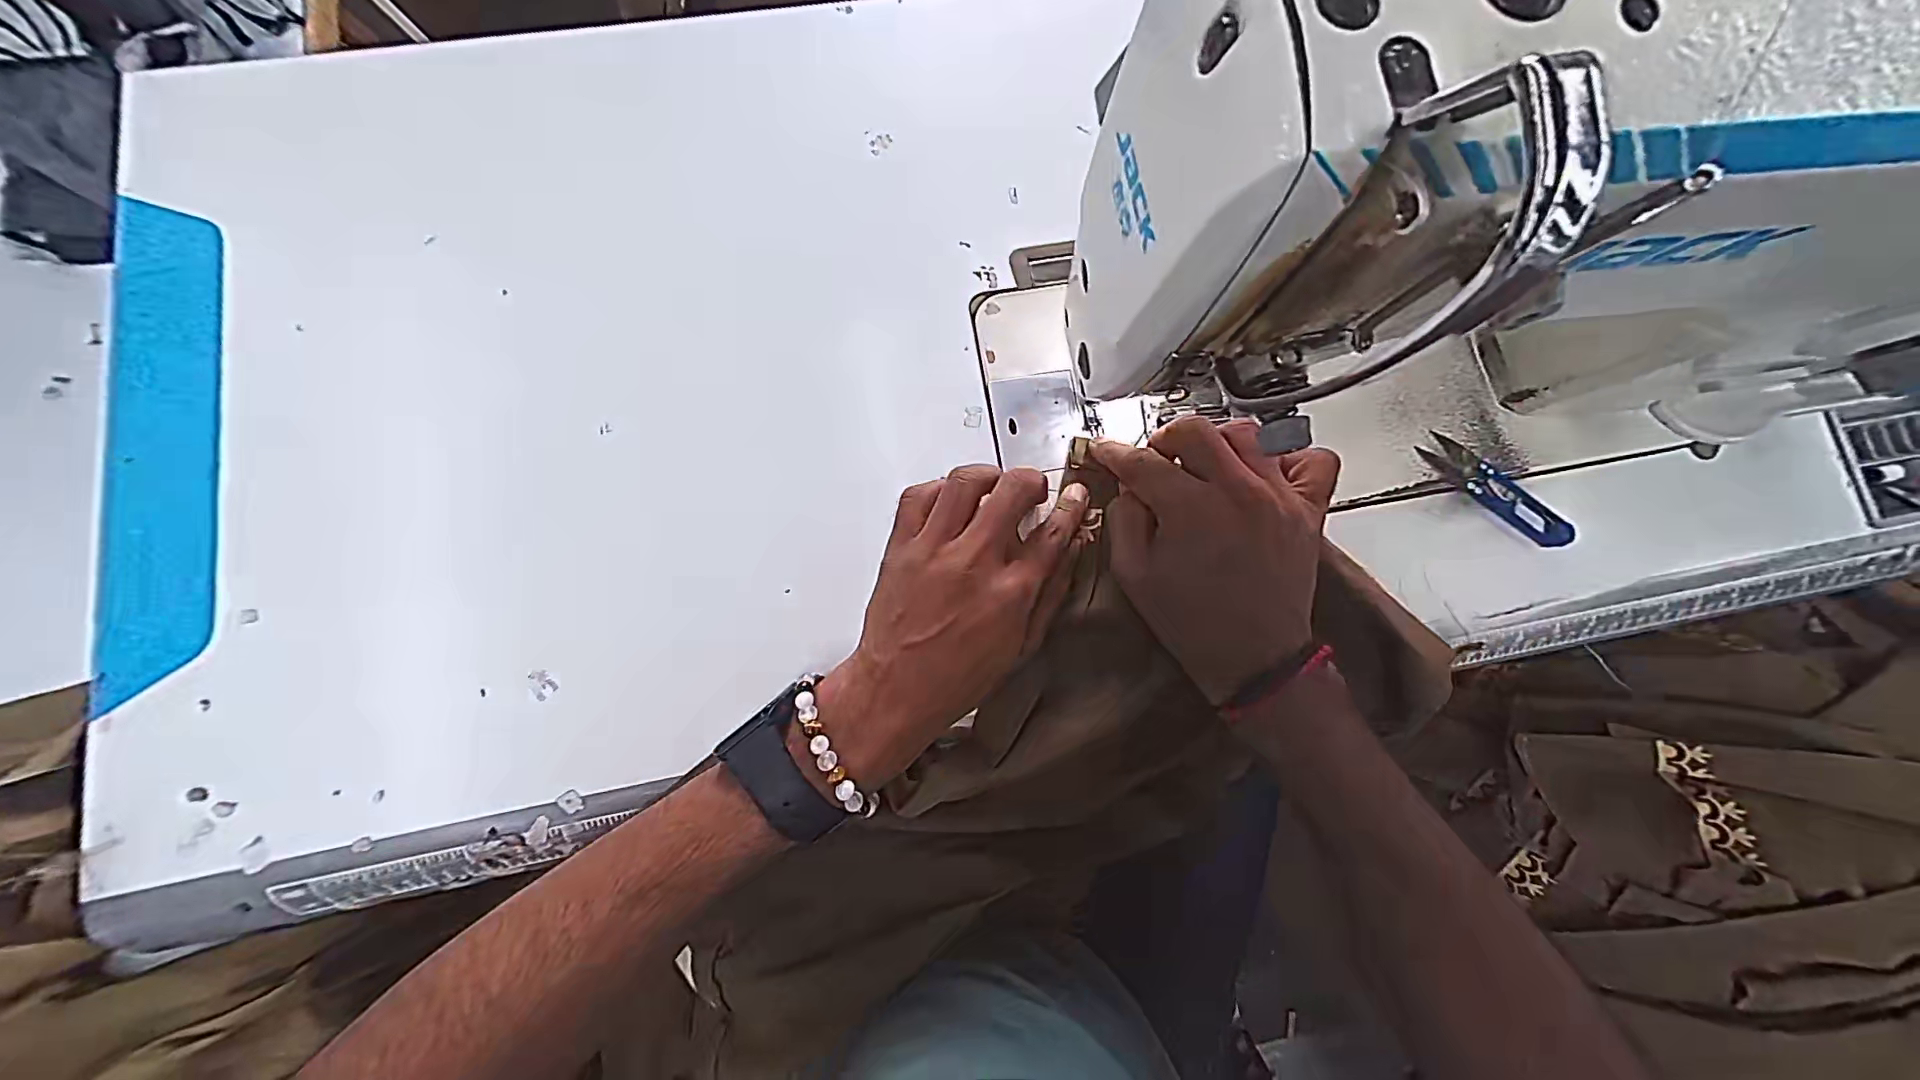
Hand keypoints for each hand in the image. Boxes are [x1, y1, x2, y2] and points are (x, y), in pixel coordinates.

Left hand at [814, 465, 1088, 786]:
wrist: (896, 690)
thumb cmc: (955, 678)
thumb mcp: (1021, 646)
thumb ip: (1050, 594)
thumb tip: (1070, 553)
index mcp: (1011, 592)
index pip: (1053, 531)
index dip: (1071, 507)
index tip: (1074, 496)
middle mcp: (974, 563)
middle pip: (1013, 490)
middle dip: (1031, 480)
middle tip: (1031, 488)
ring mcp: (934, 551)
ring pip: (965, 482)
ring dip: (987, 475)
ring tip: (992, 486)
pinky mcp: (901, 548)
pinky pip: (918, 495)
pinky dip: (938, 488)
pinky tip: (949, 501)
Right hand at [1090, 417, 1339, 704]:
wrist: (1253, 657)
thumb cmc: (1192, 622)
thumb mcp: (1134, 575)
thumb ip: (1123, 520)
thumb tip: (1128, 487)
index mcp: (1189, 509)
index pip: (1142, 461)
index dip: (1114, 452)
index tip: (1105, 451)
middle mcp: (1238, 492)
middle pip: (1194, 430)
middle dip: (1163, 438)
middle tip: (1155, 460)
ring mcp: (1279, 497)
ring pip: (1245, 433)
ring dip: (1215, 442)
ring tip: (1203, 466)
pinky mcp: (1308, 510)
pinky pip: (1312, 458)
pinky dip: (1288, 456)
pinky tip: (1262, 473)